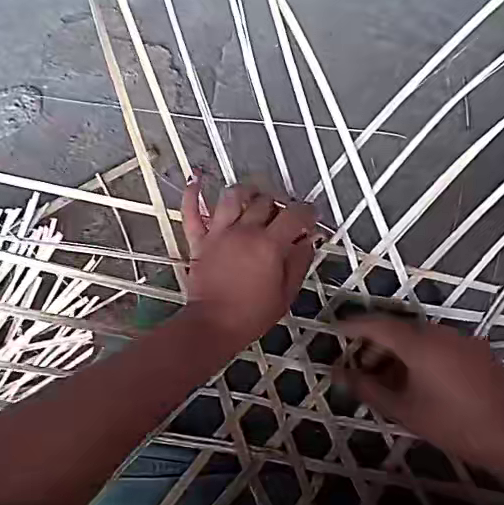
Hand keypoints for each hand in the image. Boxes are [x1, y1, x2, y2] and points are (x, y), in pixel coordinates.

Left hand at [180, 179, 315, 347]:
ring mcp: (219, 233)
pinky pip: (192, 211)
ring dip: (245, 191)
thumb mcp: (286, 294)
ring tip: (253, 195)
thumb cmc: (251, 314)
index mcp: (270, 244)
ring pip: (232, 197)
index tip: (310, 216)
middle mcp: (245, 231)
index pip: (295, 214)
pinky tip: (197, 179)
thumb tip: (307, 243)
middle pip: (265, 201)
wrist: (213, 325)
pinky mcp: (199, 241)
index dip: (307, 211)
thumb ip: (299, 263)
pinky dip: (193, 193)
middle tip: (283, 214)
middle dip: (278, 203)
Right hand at [336, 314, 503, 469]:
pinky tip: (419, 381)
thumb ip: (367, 389)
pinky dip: (420, 355)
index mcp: (418, 342)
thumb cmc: (454, 424)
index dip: (352, 326)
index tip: (334, 330)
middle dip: (375, 344)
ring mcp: (462, 339)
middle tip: (359, 367)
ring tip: (387, 379)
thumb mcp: (404, 410)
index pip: (376, 324)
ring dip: (398, 351)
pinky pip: (439, 345)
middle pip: (398, 329)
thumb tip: (338, 375)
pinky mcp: (477, 351)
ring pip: (419, 337)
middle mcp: (439, 332)